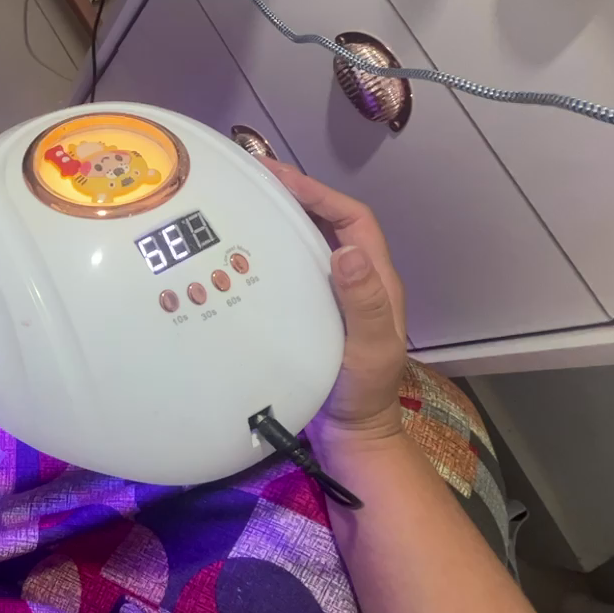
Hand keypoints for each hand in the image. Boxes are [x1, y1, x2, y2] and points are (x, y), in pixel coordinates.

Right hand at [258, 158, 407, 443]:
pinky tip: (238, 256)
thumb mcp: (369, 348)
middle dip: (294, 197)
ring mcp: (328, 296)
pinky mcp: (305, 312)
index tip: (281, 179)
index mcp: (374, 280)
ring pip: (305, 245)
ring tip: (242, 208)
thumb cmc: (363, 392)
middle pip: (326, 224)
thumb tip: (345, 250)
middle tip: (252, 182)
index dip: (320, 194)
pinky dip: (267, 254)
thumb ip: (364, 302)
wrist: (350, 433)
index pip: (352, 219)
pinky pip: (288, 271)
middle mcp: (352, 280)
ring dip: (279, 222)